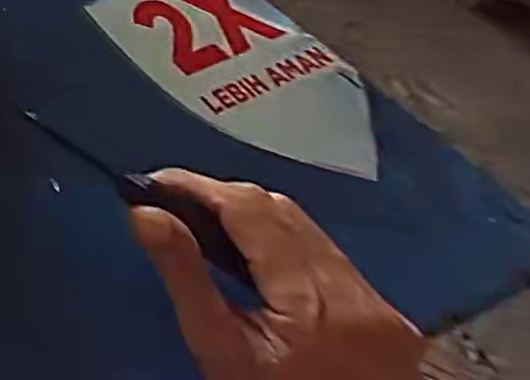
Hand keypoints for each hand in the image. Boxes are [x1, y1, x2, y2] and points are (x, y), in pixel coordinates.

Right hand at [130, 170, 423, 379]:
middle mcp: (362, 298)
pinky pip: (317, 247)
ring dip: (243, 211)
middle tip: (169, 203)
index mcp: (320, 304)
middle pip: (277, 209)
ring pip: (299, 222)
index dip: (196, 185)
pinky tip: (243, 249)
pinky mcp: (385, 315)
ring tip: (199, 221)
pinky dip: (271, 233)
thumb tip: (143, 209)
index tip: (151, 185)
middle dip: (216, 195)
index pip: (251, 210)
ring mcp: (381, 307)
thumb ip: (182, 271)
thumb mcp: (215, 344)